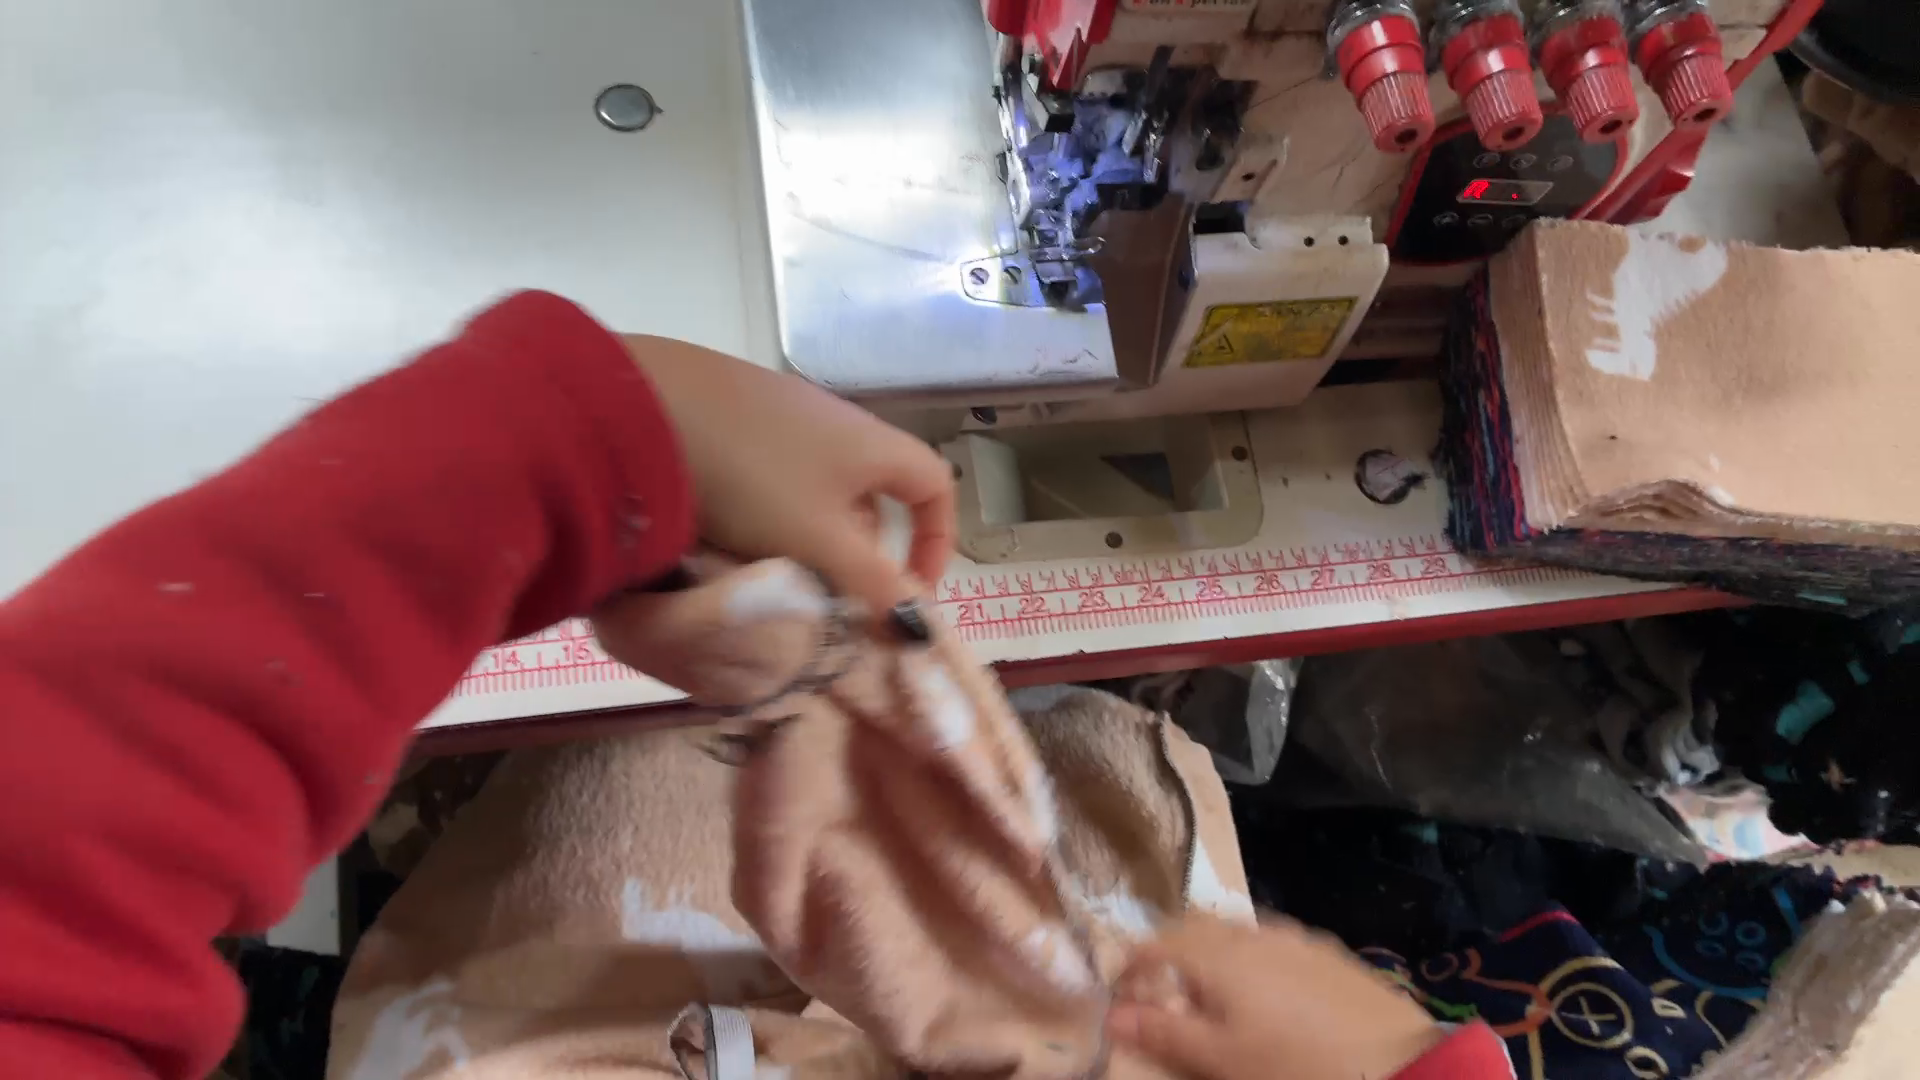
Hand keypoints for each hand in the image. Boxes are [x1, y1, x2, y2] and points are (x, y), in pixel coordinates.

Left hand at [622, 335, 953, 613]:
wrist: (640, 407)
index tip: (908, 588)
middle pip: (877, 493)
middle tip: (833, 591)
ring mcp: (784, 411)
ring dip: (817, 534)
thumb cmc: (752, 478)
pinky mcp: (737, 413)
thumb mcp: (819, 541)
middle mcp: (838, 420)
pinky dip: (775, 510)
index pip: (936, 485)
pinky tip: (735, 530)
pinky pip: (780, 473)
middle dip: (864, 550)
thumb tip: (918, 623)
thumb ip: (873, 583)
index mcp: (872, 444)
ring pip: (824, 487)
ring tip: (778, 568)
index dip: (937, 539)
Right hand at [1107, 917, 1441, 1079]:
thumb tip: (1110, 1014)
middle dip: (1173, 959)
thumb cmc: (1298, 1071)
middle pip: (1194, 931)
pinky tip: (1275, 1004)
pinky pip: (1274, 949)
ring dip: (1215, 962)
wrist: (1410, 1071)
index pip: (1155, 944)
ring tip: (1221, 1006)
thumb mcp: (1224, 1062)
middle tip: (1169, 1002)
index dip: (1133, 968)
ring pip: (1235, 938)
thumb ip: (1164, 1034)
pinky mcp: (1329, 954)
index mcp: (1216, 953)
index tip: (1123, 998)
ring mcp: (1293, 939)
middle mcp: (1249, 932)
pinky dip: (1257, 968)